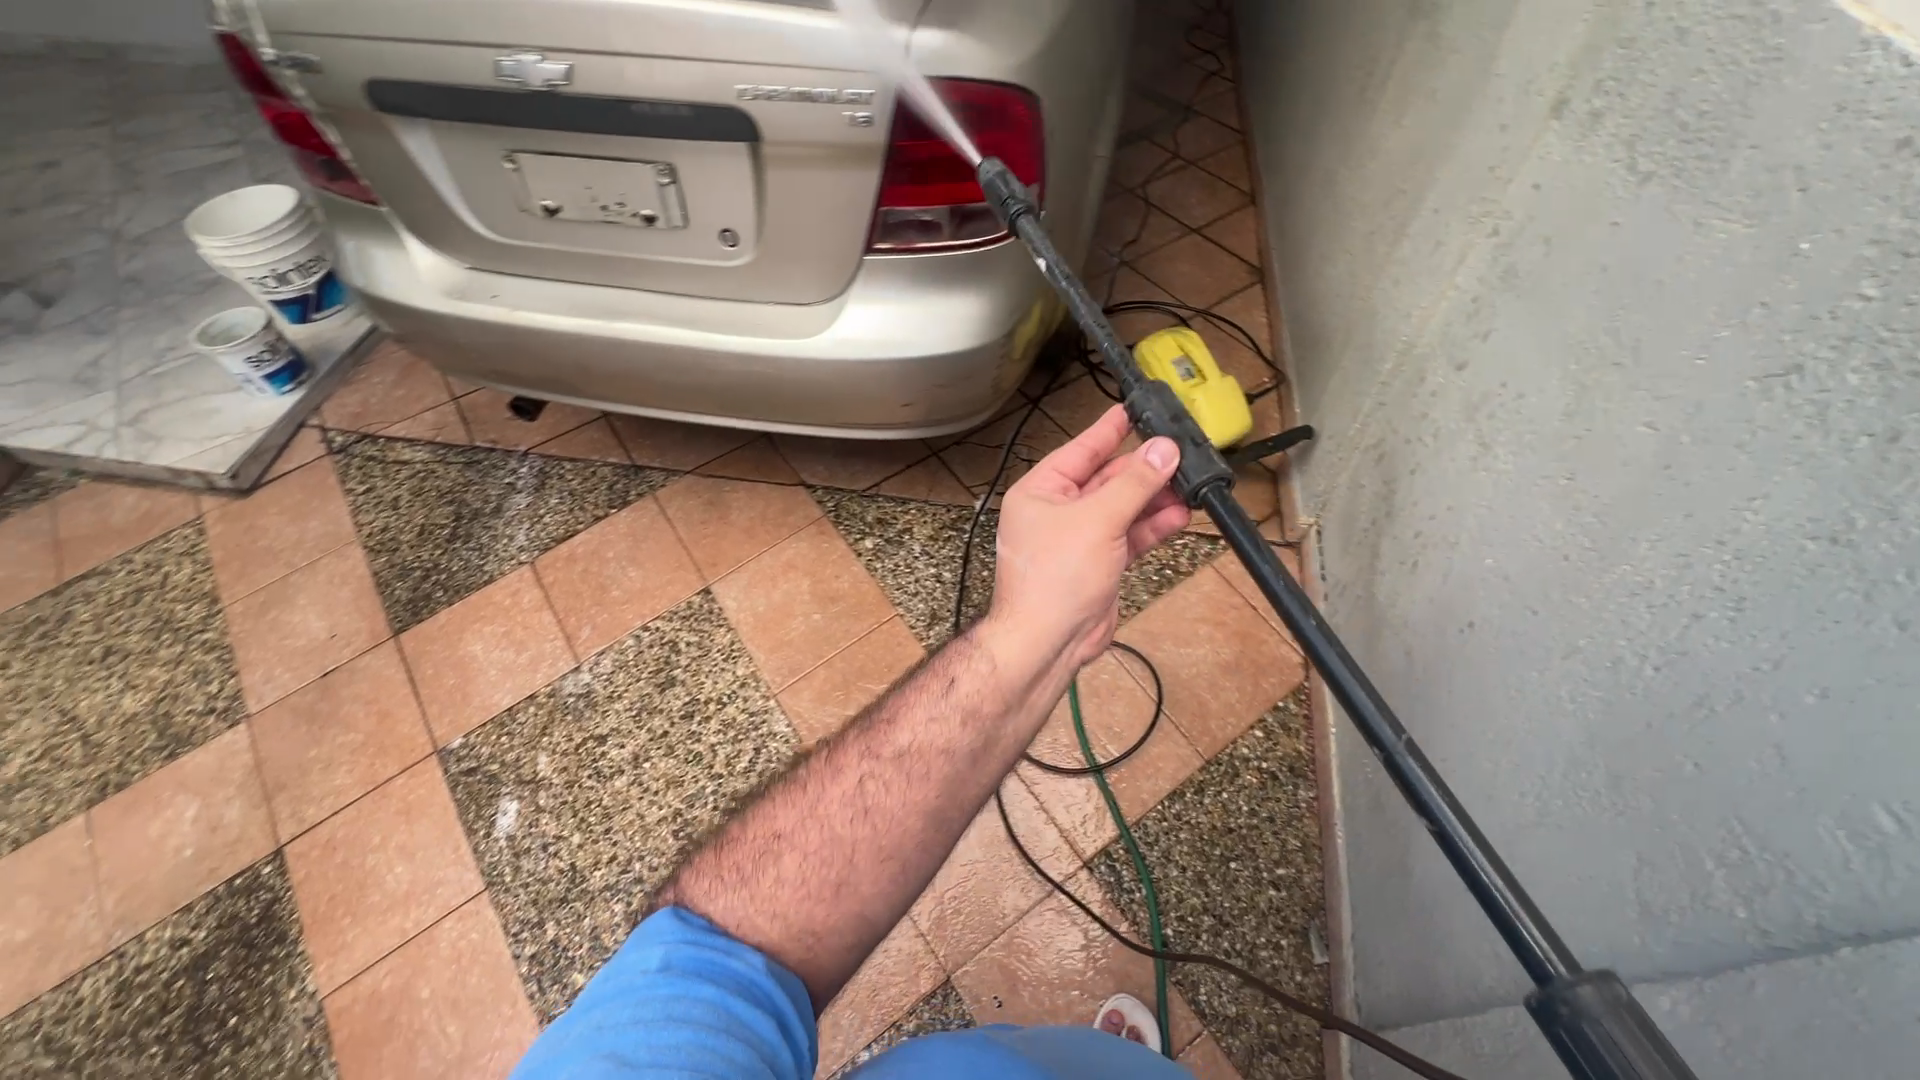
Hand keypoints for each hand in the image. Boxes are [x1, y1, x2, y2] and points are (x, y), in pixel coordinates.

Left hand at [989, 404, 1190, 669]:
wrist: (1049, 641)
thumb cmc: (1052, 581)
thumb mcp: (1097, 520)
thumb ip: (1133, 484)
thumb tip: (1161, 450)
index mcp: (1040, 492)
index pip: (1080, 450)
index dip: (1109, 431)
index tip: (1133, 410)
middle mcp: (1057, 512)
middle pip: (1106, 479)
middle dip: (1142, 469)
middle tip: (1177, 454)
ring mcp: (1079, 538)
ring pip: (1122, 508)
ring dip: (1153, 498)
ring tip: (1187, 485)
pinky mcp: (1099, 563)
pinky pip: (1129, 535)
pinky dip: (1152, 526)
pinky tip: (1178, 514)